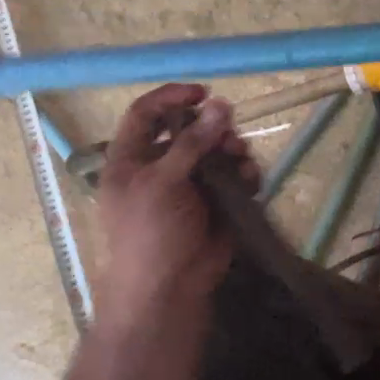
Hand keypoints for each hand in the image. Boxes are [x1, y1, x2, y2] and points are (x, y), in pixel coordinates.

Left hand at [96, 84, 250, 324]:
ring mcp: (190, 185)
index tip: (203, 92)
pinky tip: (249, 182)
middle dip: (212, 129)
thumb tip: (220, 104)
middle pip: (189, 131)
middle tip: (229, 137)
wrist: (169, 286)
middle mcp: (160, 167)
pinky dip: (244, 175)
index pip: (146, 114)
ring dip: (232, 151)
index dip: (171, 98)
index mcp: (131, 160)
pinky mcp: (216, 202)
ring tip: (241, 161)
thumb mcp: (164, 182)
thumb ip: (192, 142)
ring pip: (217, 152)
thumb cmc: (150, 232)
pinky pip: (235, 177)